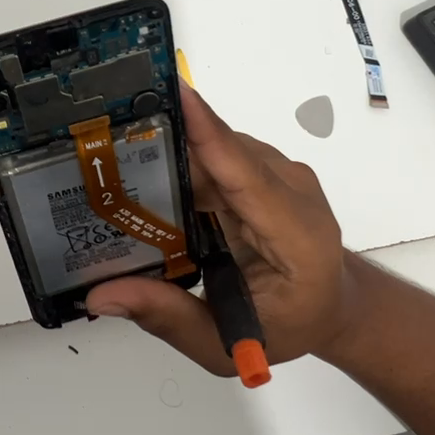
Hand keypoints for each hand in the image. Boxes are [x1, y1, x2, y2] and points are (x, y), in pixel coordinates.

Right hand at [84, 87, 357, 375]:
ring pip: (215, 148)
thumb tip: (101, 295)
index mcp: (296, 234)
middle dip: (166, 141)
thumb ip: (169, 317)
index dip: (207, 131)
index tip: (174, 91)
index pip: (245, 173)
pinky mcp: (264, 164)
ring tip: (113, 155)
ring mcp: (280, 171)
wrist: (333, 304)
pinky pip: (217, 151)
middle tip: (102, 140)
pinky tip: (146, 167)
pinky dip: (183, 158)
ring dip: (170, 150)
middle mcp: (293, 190)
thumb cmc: (289, 326)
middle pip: (220, 153)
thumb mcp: (228, 343)